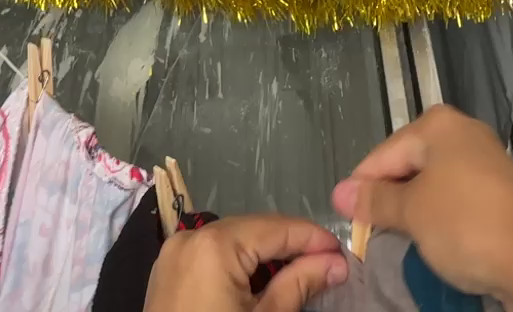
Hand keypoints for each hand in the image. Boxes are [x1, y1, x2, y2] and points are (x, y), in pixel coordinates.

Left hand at [142, 213, 348, 311]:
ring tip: (302, 270)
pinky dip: (240, 263)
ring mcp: (175, 253)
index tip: (343, 251)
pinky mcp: (169, 271)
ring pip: (235, 240)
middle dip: (291, 245)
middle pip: (255, 229)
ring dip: (268, 254)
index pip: (276, 227)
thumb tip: (335, 263)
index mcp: (215, 243)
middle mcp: (191, 236)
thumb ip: (300, 284)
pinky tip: (264, 280)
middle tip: (328, 263)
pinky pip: (213, 254)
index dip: (313, 237)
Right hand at [331, 105, 512, 296]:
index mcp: (437, 124)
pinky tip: (436, 239)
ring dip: (415, 209)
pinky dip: (442, 215)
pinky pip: (456, 196)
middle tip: (374, 232)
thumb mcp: (411, 212)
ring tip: (404, 238)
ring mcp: (484, 159)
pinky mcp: (500, 188)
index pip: (383, 154)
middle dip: (390, 197)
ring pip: (432, 182)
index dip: (362, 188)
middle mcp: (461, 131)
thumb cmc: (466, 224)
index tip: (349, 221)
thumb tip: (340, 192)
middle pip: (408, 163)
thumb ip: (374, 200)